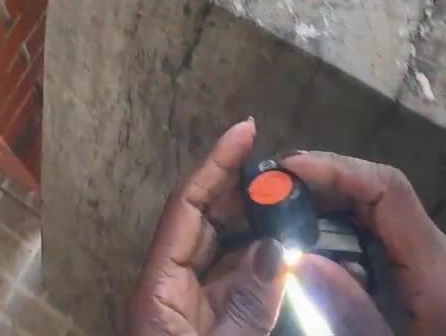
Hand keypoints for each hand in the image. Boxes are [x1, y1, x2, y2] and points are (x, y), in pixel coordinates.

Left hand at [126, 120, 287, 335]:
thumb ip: (246, 304)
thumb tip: (274, 247)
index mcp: (158, 284)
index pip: (187, 204)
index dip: (216, 163)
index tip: (245, 129)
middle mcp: (168, 282)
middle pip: (203, 218)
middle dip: (239, 188)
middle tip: (279, 167)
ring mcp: (185, 302)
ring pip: (219, 247)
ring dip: (253, 224)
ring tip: (288, 200)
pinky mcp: (201, 323)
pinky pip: (228, 280)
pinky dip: (256, 263)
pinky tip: (284, 251)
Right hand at [283, 152, 445, 335]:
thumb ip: (351, 313)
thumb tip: (300, 259)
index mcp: (439, 272)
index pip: (388, 189)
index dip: (335, 168)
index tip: (286, 170)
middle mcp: (445, 258)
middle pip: (381, 194)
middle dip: (325, 183)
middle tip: (271, 190)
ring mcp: (445, 272)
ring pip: (383, 216)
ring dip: (334, 208)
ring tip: (285, 216)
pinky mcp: (439, 288)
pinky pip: (388, 241)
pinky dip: (350, 235)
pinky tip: (321, 256)